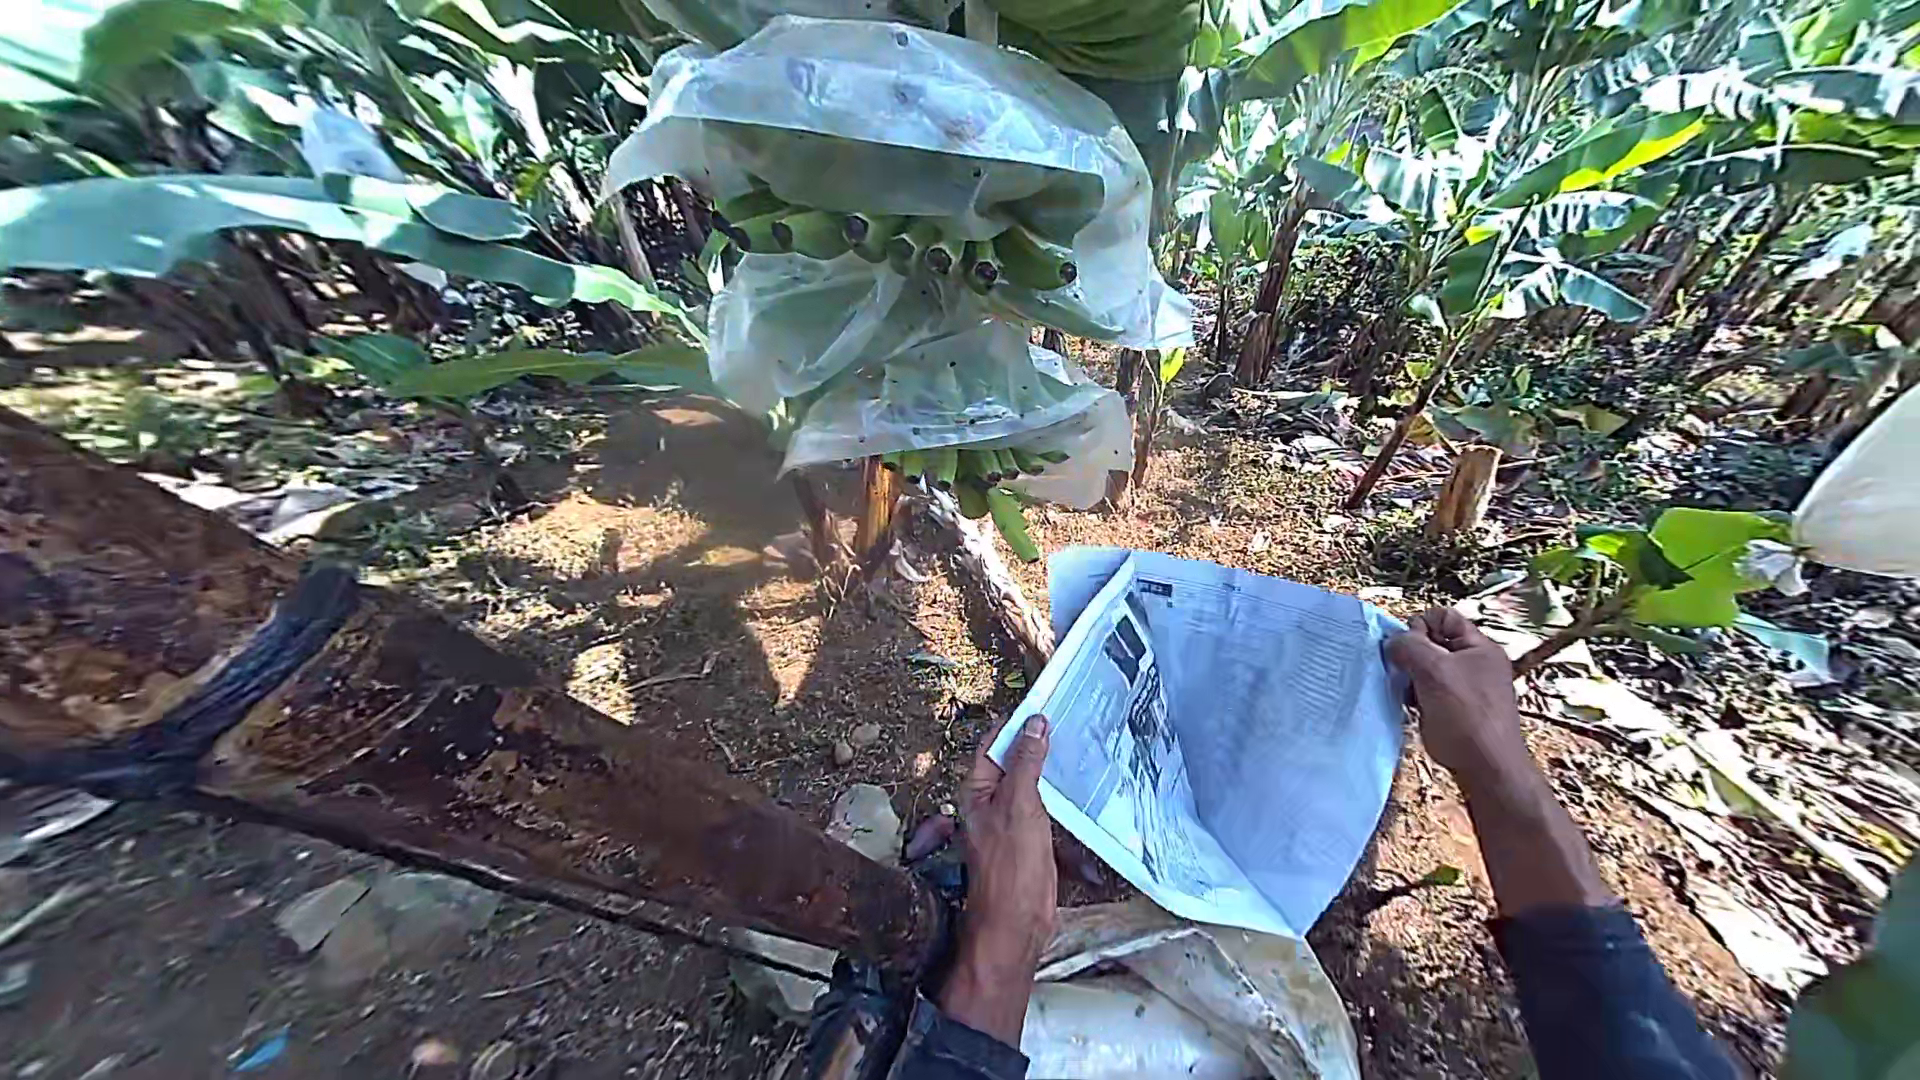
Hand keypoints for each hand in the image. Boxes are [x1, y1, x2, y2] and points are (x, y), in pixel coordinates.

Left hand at [938, 714, 1055, 1046]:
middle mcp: (992, 800)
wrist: (1018, 924)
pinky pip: (1048, 807)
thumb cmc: (1010, 865)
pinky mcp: (1032, 837)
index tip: (1041, 705)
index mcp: (978, 788)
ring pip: (1034, 783)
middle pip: (1014, 761)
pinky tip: (1083, 786)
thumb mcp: (1019, 804)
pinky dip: (1063, 797)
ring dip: (1052, 769)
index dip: (1015, 723)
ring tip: (1078, 745)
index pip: (994, 743)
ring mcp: (1012, 819)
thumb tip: (1035, 724)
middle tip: (1067, 721)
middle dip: (1037, 744)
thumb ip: (1026, 762)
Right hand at [1386, 609, 1533, 790]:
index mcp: (1479, 648)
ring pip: (1422, 663)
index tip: (1412, 648)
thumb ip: (1408, 645)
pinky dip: (1410, 690)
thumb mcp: (1434, 670)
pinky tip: (1410, 703)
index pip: (1442, 616)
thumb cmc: (1465, 714)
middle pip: (1429, 640)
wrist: (1484, 765)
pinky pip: (1421, 684)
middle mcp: (1472, 662)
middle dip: (1410, 652)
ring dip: (1408, 674)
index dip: (1421, 625)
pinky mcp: (1448, 702)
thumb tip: (1392, 642)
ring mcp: (1461, 683)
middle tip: (1407, 670)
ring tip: (1409, 690)